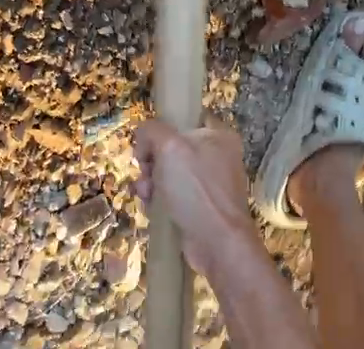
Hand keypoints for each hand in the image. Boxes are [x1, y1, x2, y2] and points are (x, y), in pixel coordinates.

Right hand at [131, 122, 257, 274]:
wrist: (219, 245)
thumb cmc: (196, 188)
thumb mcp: (169, 147)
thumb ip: (152, 131)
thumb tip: (144, 139)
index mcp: (218, 135)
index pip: (184, 119)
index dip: (162, 128)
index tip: (147, 143)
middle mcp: (217, 156)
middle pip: (172, 147)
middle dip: (151, 160)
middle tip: (145, 171)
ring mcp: (210, 184)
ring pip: (169, 172)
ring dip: (151, 181)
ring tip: (145, 193)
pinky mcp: (202, 207)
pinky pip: (174, 195)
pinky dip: (159, 199)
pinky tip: (150, 206)